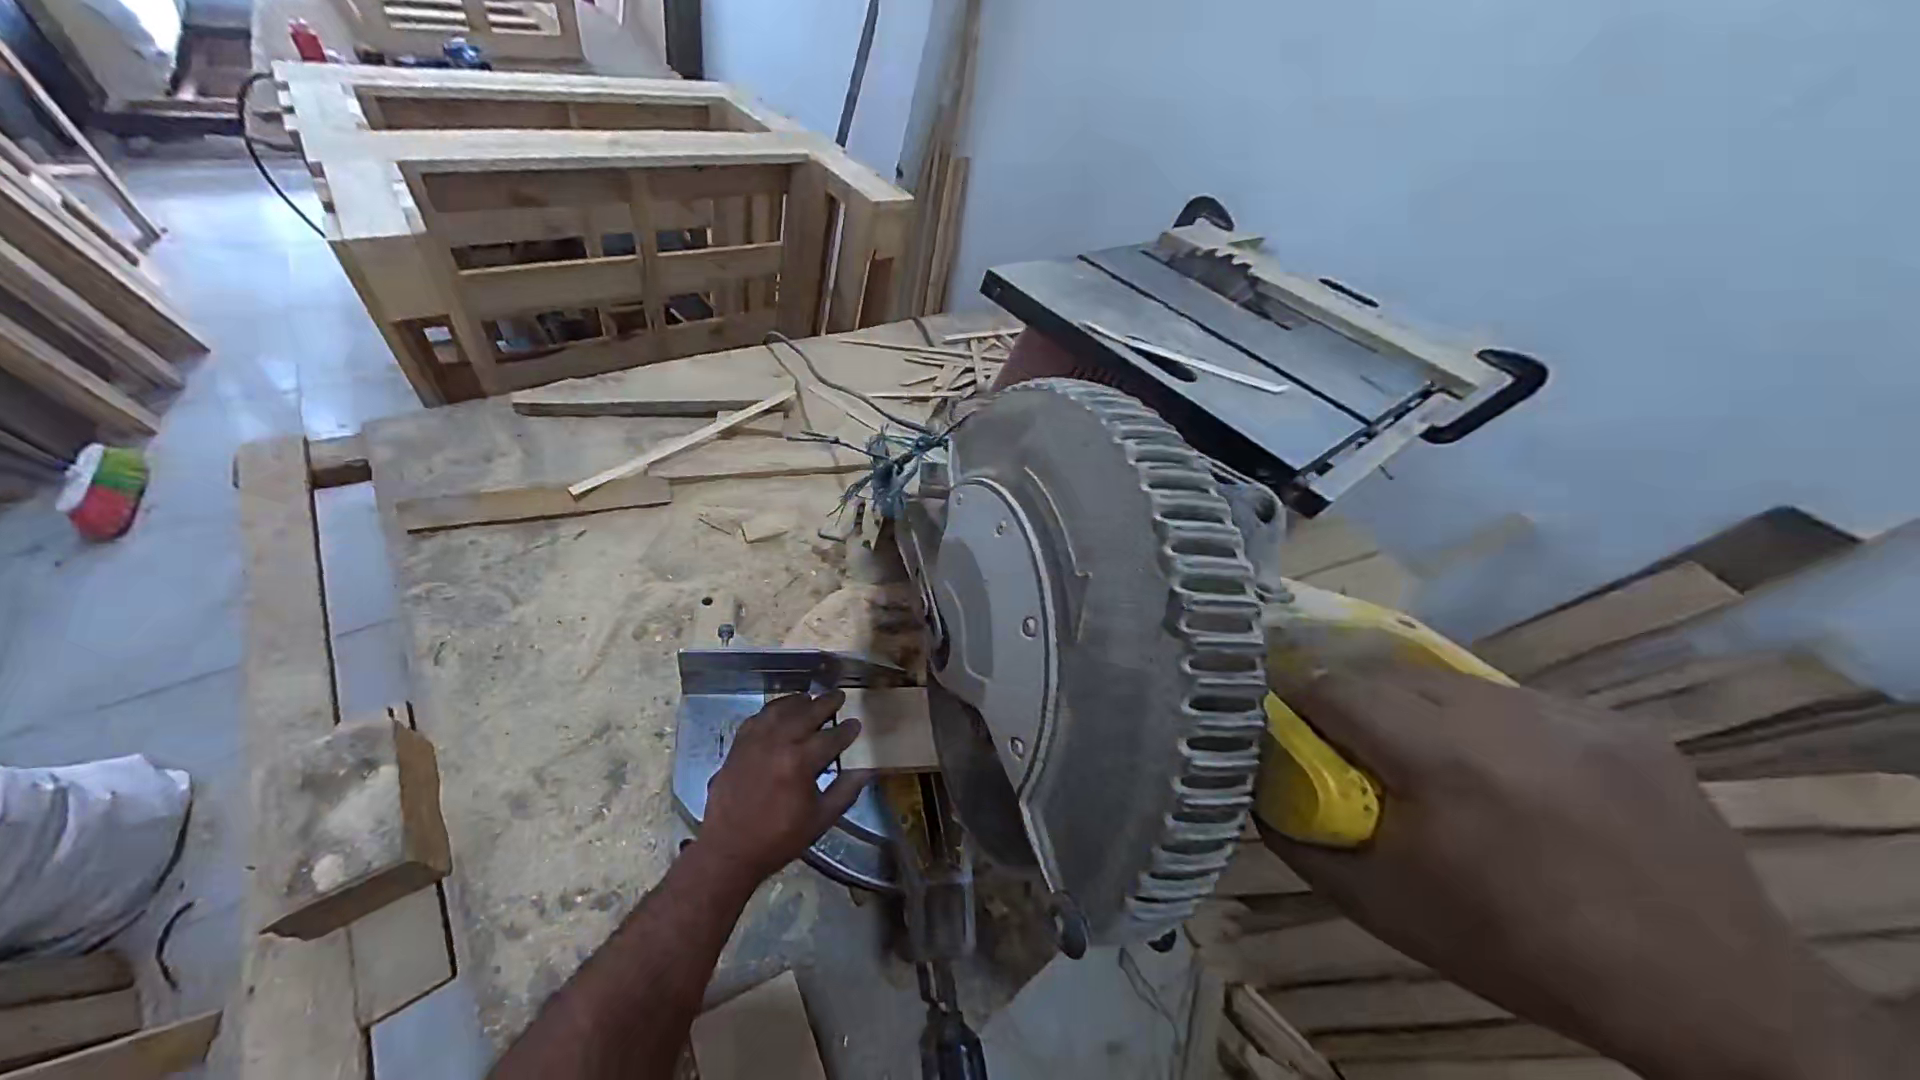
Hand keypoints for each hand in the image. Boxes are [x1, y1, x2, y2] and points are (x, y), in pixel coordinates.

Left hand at [700, 690, 872, 884]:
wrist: (729, 851)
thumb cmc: (779, 839)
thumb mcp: (820, 820)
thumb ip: (845, 791)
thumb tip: (865, 770)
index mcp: (800, 763)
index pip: (831, 737)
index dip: (846, 730)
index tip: (855, 723)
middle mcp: (777, 744)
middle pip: (806, 713)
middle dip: (825, 703)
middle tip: (838, 696)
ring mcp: (754, 742)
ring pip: (780, 710)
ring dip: (798, 702)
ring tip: (810, 698)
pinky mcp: (737, 746)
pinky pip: (757, 718)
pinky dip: (771, 711)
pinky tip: (779, 713)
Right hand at [1263, 663, 1910, 1079]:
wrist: (1706, 994)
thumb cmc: (1516, 950)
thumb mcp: (1381, 905)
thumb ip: (1301, 838)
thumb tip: (1257, 786)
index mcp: (1440, 762)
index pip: (1335, 688)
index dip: (1297, 695)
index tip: (1282, 713)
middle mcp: (1502, 718)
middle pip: (1389, 676)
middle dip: (1353, 699)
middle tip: (1347, 740)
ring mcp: (1569, 714)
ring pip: (1454, 684)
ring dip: (1419, 708)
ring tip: (1425, 756)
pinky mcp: (1618, 723)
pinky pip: (1520, 703)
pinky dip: (1488, 725)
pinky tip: (1504, 773)